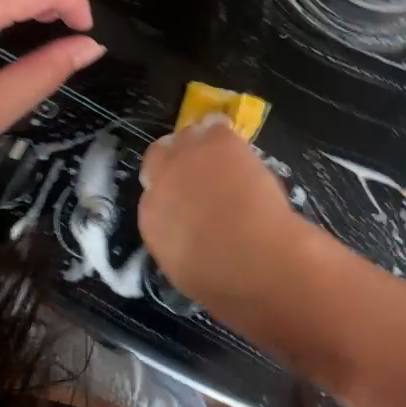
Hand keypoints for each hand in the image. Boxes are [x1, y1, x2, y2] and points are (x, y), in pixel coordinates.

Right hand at [138, 119, 318, 313]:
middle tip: (201, 173)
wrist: (254, 257)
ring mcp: (189, 156)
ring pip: (187, 135)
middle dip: (177, 161)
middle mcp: (163, 181)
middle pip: (161, 154)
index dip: (170, 192)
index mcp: (150, 218)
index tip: (187, 199)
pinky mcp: (219, 141)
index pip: (152, 194)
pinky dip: (224, 134)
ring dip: (201, 145)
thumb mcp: (185, 268)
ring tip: (222, 160)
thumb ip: (177, 239)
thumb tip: (189, 231)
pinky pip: (216, 126)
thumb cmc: (223, 279)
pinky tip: (238, 148)